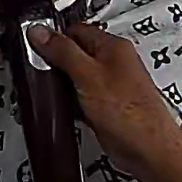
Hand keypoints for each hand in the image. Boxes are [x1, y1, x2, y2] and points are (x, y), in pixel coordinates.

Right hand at [25, 23, 181, 180]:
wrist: (148, 150)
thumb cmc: (130, 113)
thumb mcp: (87, 75)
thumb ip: (62, 51)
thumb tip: (39, 31)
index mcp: (113, 47)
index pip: (76, 30)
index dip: (54, 36)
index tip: (33, 45)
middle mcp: (114, 64)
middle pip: (76, 54)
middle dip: (55, 63)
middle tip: (37, 71)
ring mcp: (110, 87)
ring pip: (77, 78)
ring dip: (62, 86)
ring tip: (46, 92)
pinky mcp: (106, 108)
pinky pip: (82, 99)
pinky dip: (70, 103)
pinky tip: (61, 110)